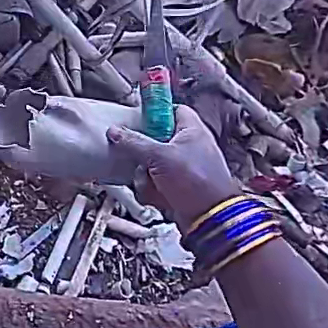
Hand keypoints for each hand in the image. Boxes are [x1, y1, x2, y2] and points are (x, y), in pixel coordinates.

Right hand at [106, 106, 241, 225]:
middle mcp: (189, 148)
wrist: (211, 218)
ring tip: (151, 181)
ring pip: (151, 163)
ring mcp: (183, 168)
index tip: (137, 117)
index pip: (172, 110)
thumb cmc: (199, 183)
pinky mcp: (178, 186)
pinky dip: (152, 189)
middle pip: (154, 139)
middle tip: (139, 156)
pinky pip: (154, 182)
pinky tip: (158, 194)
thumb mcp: (159, 156)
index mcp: (192, 132)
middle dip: (142, 152)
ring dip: (146, 174)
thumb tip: (116, 132)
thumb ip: (134, 142)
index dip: (154, 112)